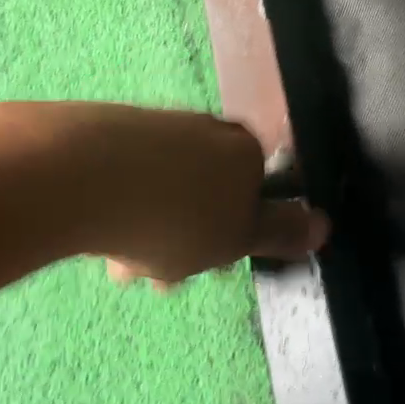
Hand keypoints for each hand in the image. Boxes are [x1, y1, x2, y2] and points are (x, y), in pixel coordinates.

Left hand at [0, 103, 326, 284]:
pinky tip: (96, 238)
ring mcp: (154, 127)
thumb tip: (324, 225)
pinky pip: (125, 179)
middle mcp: (203, 129)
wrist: (80, 173)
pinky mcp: (108, 132)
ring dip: (147, 234)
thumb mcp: (236, 237)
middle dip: (184, 241)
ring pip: (162, 191)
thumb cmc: (174, 215)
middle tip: (157, 276)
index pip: (255, 191)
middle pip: (205, 194)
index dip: (236, 235)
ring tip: (119, 266)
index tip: (210, 267)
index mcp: (243, 149)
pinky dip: (119, 210)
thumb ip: (280, 232)